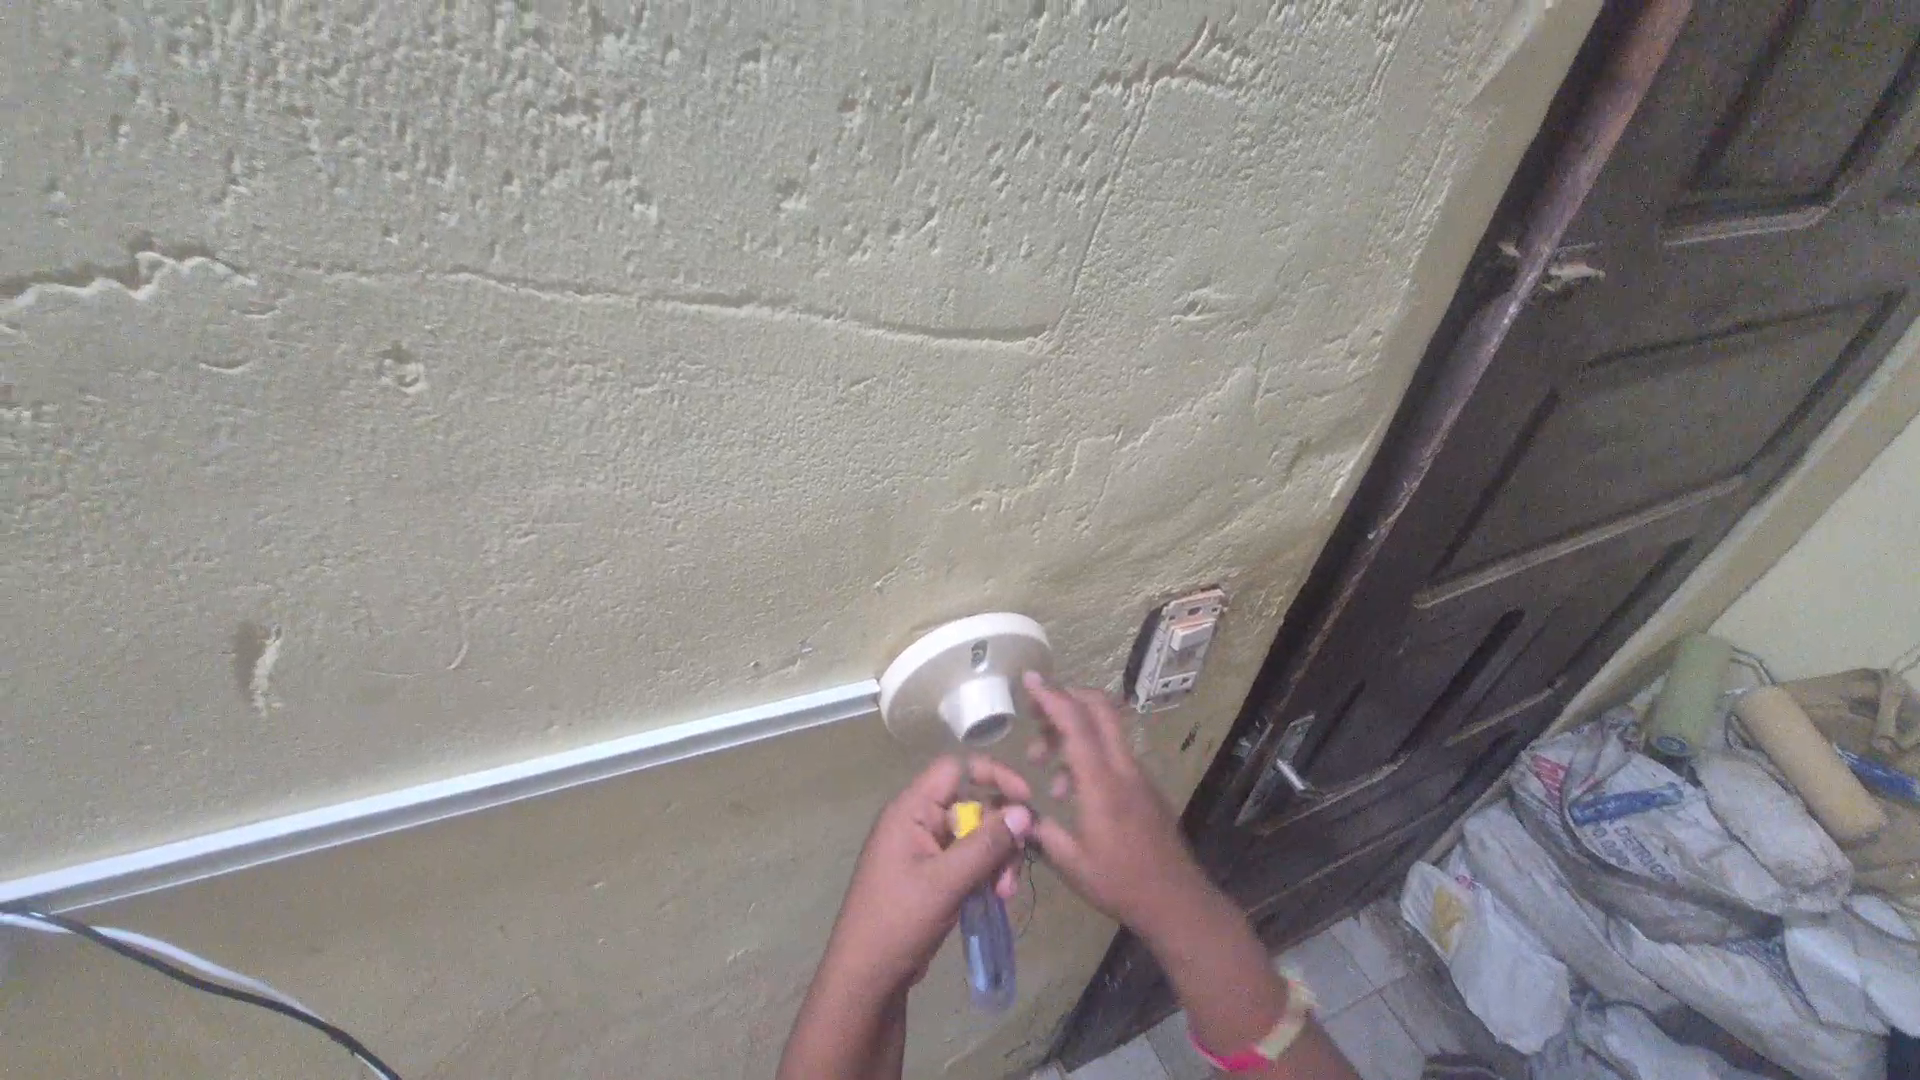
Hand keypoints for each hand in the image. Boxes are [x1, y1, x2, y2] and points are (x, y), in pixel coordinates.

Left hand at [820, 755, 1032, 996]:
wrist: (866, 977)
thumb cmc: (898, 921)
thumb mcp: (946, 882)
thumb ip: (986, 844)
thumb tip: (1025, 811)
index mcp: (911, 809)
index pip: (956, 769)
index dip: (993, 775)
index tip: (1025, 798)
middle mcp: (918, 820)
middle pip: (973, 804)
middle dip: (1000, 833)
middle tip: (1014, 868)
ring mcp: (925, 848)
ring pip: (975, 834)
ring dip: (996, 858)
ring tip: (1004, 894)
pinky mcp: (933, 873)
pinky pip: (969, 858)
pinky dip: (986, 873)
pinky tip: (997, 898)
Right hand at [1022, 673, 1208, 934]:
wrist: (1177, 902)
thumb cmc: (1120, 884)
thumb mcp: (1070, 862)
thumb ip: (1041, 829)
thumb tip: (1015, 809)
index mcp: (1101, 782)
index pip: (1076, 723)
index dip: (1051, 696)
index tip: (1029, 679)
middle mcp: (1123, 768)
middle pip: (1100, 708)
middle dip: (1066, 697)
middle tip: (1035, 710)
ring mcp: (1138, 774)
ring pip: (1105, 728)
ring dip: (1072, 729)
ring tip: (1043, 760)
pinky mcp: (1144, 786)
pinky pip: (1112, 751)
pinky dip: (1086, 751)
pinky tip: (1067, 788)